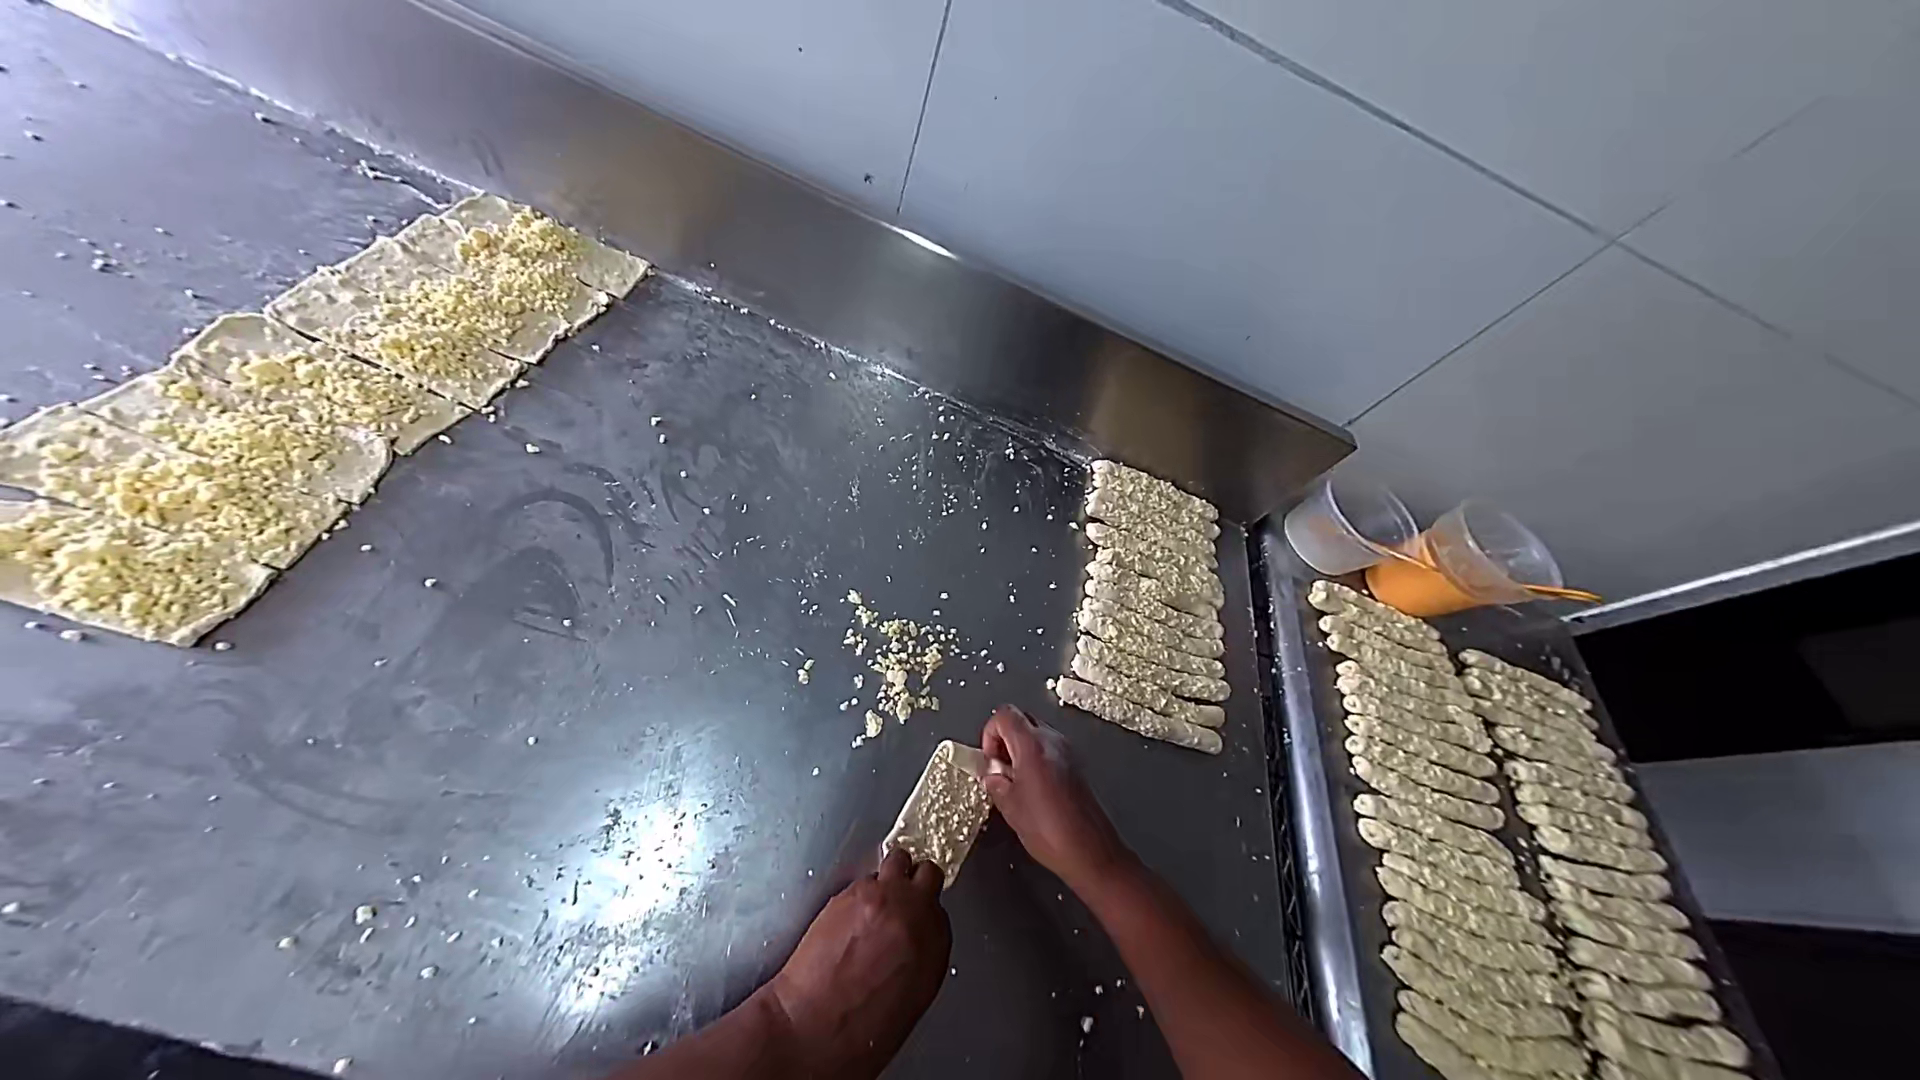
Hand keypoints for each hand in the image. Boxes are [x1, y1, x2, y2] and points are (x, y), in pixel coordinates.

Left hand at [764, 849, 951, 1077]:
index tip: (915, 911)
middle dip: (915, 880)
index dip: (924, 910)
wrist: (814, 1030)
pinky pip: (864, 878)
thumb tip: (914, 940)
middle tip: (901, 891)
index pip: (939, 909)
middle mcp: (916, 915)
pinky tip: (849, 912)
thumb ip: (921, 956)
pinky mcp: (856, 891)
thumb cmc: (860, 1030)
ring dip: (890, 873)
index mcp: (936, 946)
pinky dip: (859, 890)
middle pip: (928, 874)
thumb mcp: (912, 997)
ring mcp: (887, 898)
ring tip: (876, 891)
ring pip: (898, 861)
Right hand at [979, 704, 1135, 891]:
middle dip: (1004, 737)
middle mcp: (1052, 741)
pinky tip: (1032, 787)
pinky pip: (1050, 748)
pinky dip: (1036, 758)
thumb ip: (995, 782)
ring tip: (1013, 780)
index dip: (989, 733)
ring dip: (1020, 748)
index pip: (1004, 714)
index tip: (988, 757)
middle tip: (997, 766)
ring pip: (1036, 732)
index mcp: (1032, 746)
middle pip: (1021, 718)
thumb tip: (992, 775)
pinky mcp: (1076, 765)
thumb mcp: (1010, 806)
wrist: (1091, 852)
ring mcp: (1068, 751)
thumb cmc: (1052, 831)